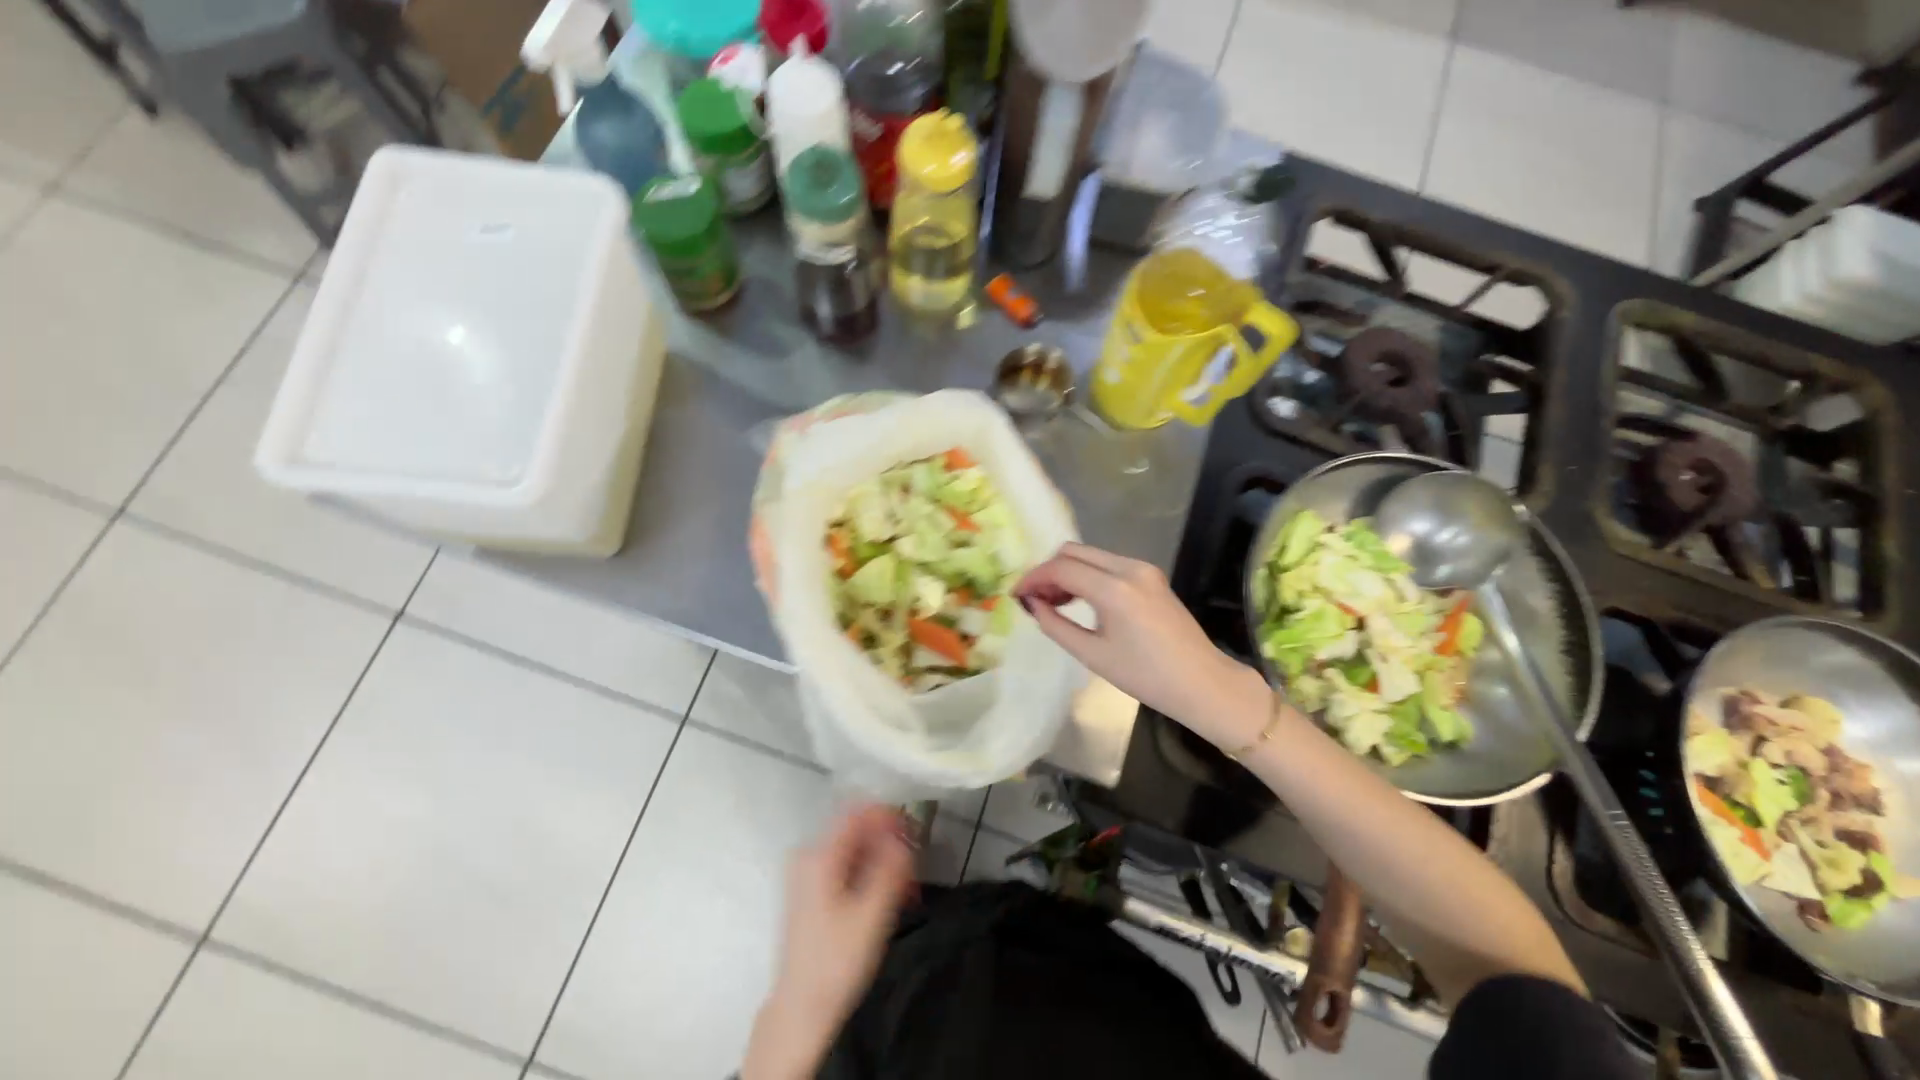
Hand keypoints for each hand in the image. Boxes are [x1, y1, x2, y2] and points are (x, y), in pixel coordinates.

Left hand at [743, 803, 914, 1079]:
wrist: (802, 1006)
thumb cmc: (837, 961)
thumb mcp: (872, 913)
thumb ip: (890, 867)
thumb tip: (903, 834)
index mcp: (818, 855)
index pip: (858, 811)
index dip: (889, 815)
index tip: (916, 832)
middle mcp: (808, 856)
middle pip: (856, 829)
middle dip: (889, 843)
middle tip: (915, 868)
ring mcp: (806, 873)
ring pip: (854, 849)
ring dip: (883, 861)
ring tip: (907, 889)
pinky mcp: (811, 891)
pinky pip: (846, 866)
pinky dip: (869, 874)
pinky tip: (887, 898)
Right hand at [1016, 543, 1268, 741]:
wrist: (1201, 682)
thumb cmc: (1146, 676)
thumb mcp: (1093, 655)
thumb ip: (1056, 625)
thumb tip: (1032, 605)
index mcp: (1114, 589)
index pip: (1061, 568)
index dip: (1033, 579)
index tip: (1016, 597)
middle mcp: (1129, 568)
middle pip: (1074, 551)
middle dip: (1048, 571)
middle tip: (1034, 599)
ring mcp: (1144, 569)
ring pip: (1091, 555)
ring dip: (1068, 571)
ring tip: (1054, 603)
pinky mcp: (1152, 576)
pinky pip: (1108, 564)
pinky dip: (1087, 575)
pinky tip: (1080, 600)